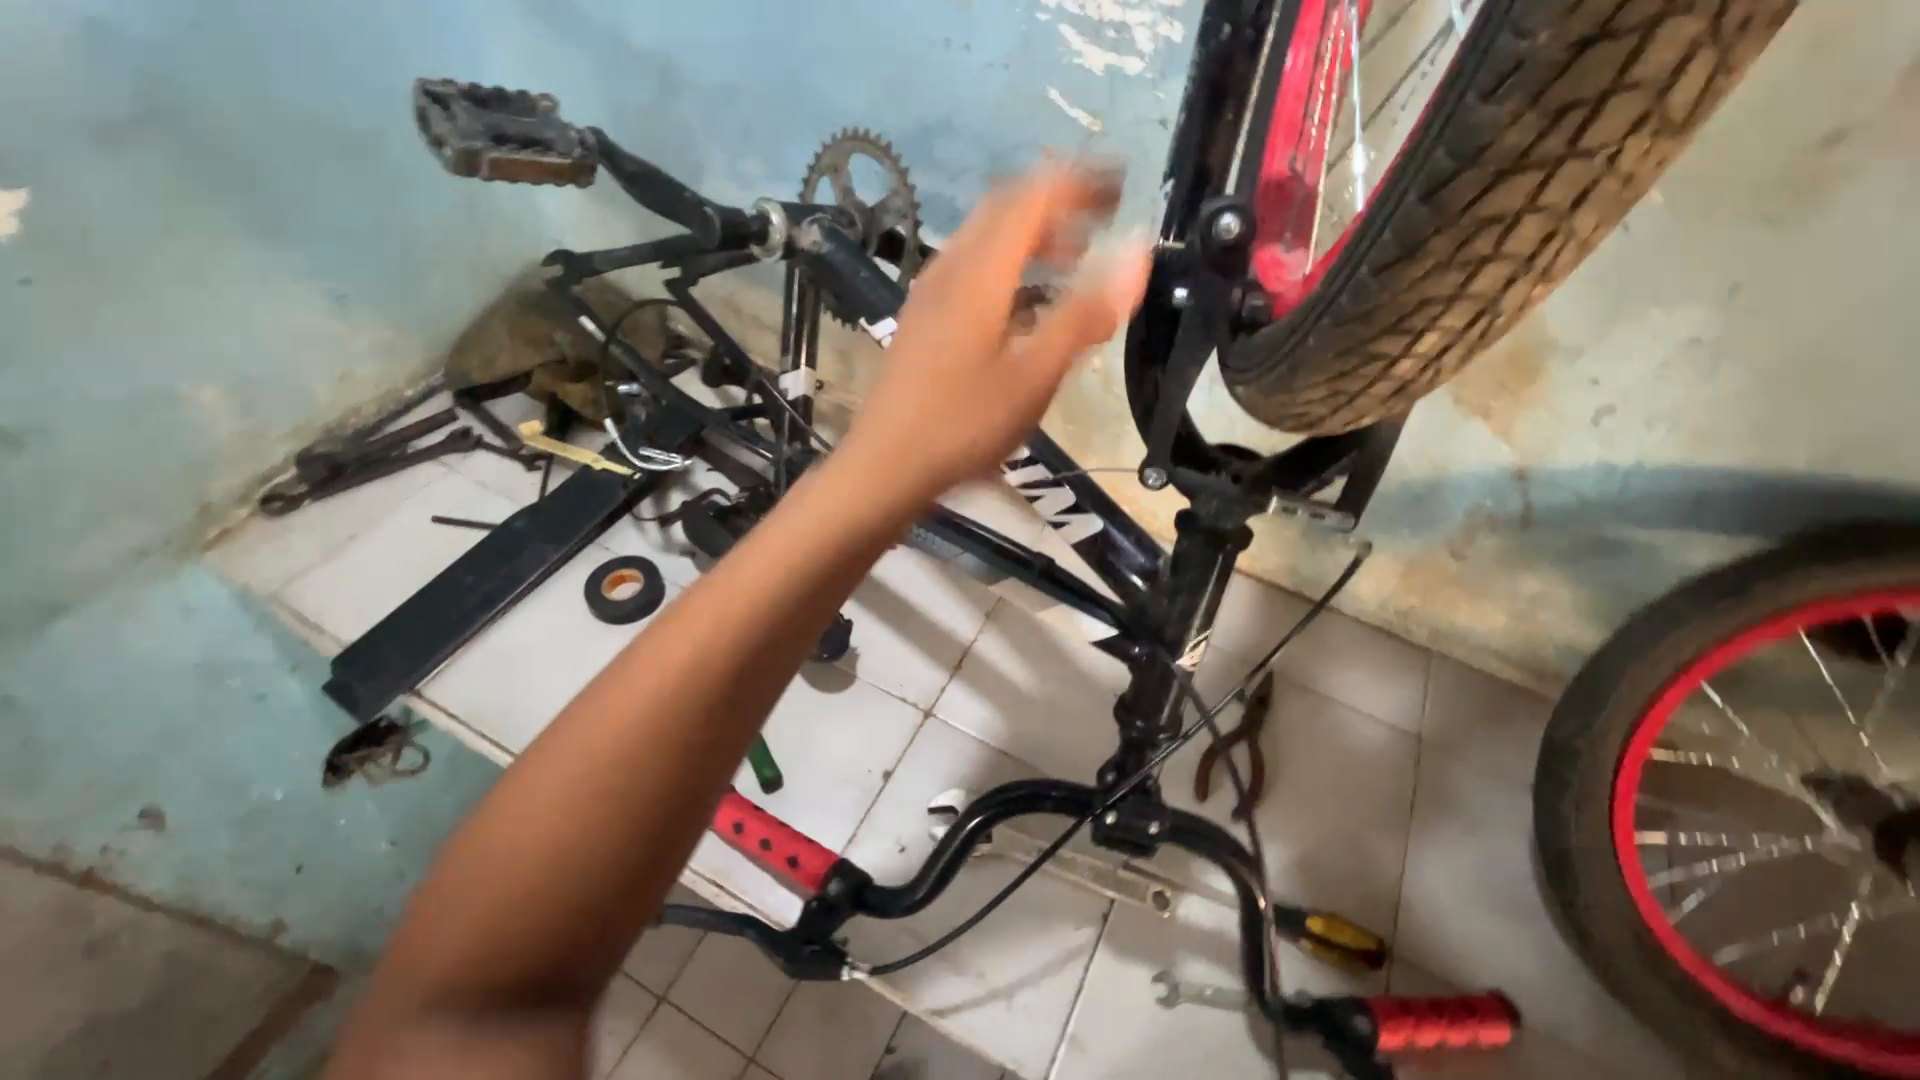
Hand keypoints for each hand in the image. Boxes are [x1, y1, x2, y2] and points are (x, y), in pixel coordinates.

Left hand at [837, 164, 1152, 501]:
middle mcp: (951, 268)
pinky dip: (1009, 265)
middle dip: (1057, 202)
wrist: (885, 464)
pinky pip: (972, 268)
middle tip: (1103, 217)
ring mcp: (930, 293)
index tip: (1120, 184)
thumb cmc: (964, 423)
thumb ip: (1085, 313)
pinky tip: (1027, 303)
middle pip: (1005, 209)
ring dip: (1033, 235)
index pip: (1033, 197)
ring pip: (986, 239)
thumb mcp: (1034, 375)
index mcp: (980, 272)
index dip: (1078, 182)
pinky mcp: (923, 319)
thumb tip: (1137, 253)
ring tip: (1075, 259)